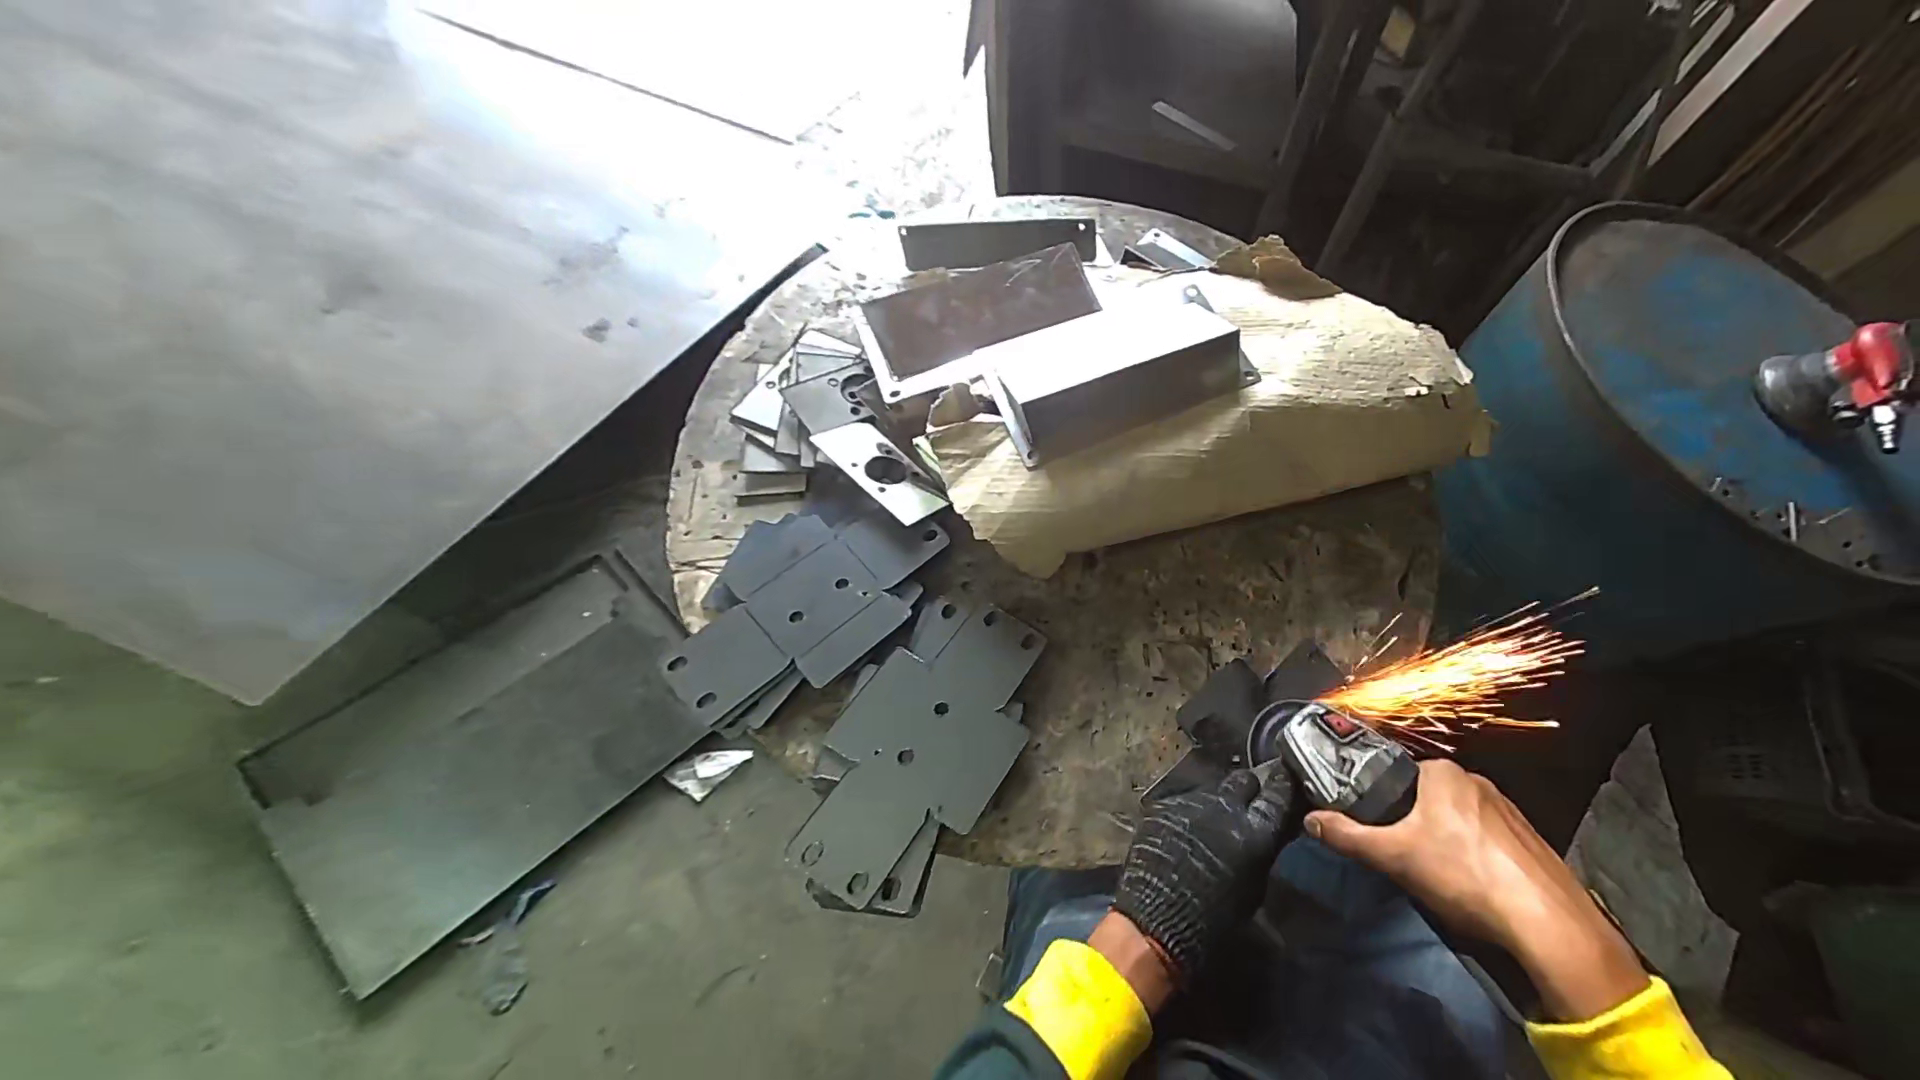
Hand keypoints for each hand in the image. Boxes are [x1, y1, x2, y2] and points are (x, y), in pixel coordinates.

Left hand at [1111, 769, 1292, 988]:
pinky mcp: (1162, 805)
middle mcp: (1223, 807)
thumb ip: (1262, 851)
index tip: (1287, 779)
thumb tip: (1267, 835)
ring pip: (1211, 790)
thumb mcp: (1254, 888)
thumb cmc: (1215, 918)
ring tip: (1213, 819)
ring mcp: (1189, 802)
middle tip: (1248, 800)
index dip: (1283, 786)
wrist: (1158, 916)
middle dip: (1247, 788)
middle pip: (1242, 781)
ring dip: (1215, 802)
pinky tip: (1185, 828)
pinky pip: (1183, 802)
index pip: (1277, 796)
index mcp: (1254, 832)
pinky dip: (1189, 812)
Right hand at [1305, 759, 1647, 1020]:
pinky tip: (1468, 880)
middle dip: (1409, 819)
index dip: (1377, 798)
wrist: (1550, 926)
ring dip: (1440, 836)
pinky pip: (1485, 836)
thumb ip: (1346, 834)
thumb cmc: (1462, 874)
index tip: (1369, 822)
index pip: (1395, 774)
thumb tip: (1309, 819)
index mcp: (1444, 773)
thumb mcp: (1392, 855)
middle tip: (1395, 848)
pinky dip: (1471, 852)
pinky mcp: (1532, 841)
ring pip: (1456, 816)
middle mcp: (1477, 781)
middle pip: (1424, 795)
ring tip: (1431, 868)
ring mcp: (1510, 810)